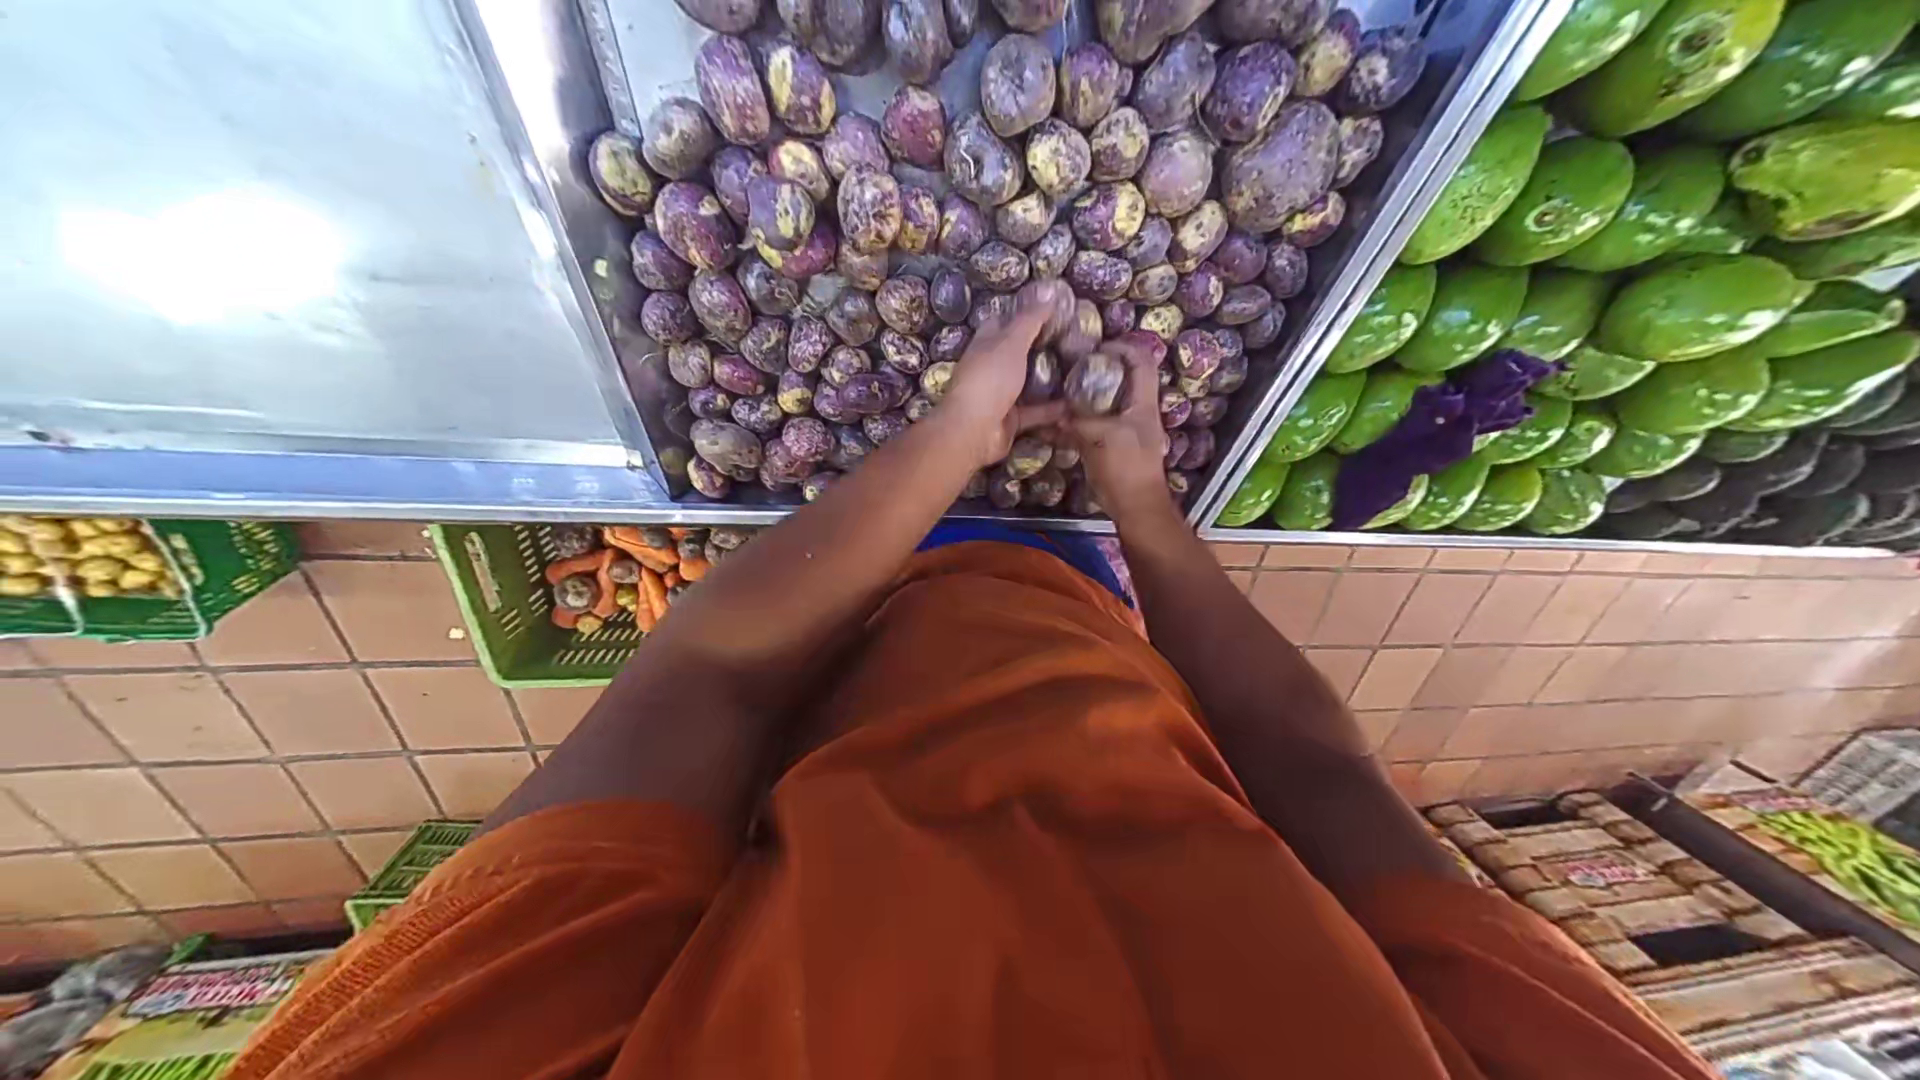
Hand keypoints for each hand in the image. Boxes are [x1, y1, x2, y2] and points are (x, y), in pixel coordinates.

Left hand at [938, 296, 1069, 468]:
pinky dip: (1054, 409)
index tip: (1050, 308)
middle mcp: (991, 369)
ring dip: (1050, 380)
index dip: (1022, 313)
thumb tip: (1048, 291)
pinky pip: (1036, 412)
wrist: (974, 430)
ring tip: (1080, 369)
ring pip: (1029, 384)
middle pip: (1018, 354)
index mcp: (985, 345)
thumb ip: (1030, 320)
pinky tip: (1077, 403)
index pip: (1001, 322)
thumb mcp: (1011, 342)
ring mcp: (1000, 396)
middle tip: (1073, 339)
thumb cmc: (989, 379)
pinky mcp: (1011, 420)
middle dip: (1042, 347)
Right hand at [1064, 335, 1173, 522]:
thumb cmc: (1126, 467)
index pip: (1141, 361)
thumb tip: (1056, 415)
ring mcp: (1122, 430)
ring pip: (1102, 404)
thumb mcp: (1102, 436)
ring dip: (1081, 399)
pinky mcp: (1109, 447)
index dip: (1123, 347)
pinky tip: (1051, 426)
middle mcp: (1134, 411)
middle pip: (1119, 381)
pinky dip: (1072, 424)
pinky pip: (1089, 428)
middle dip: (1096, 372)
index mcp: (1142, 402)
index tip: (1097, 347)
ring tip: (1057, 394)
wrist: (1134, 506)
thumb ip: (1078, 421)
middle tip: (1070, 369)